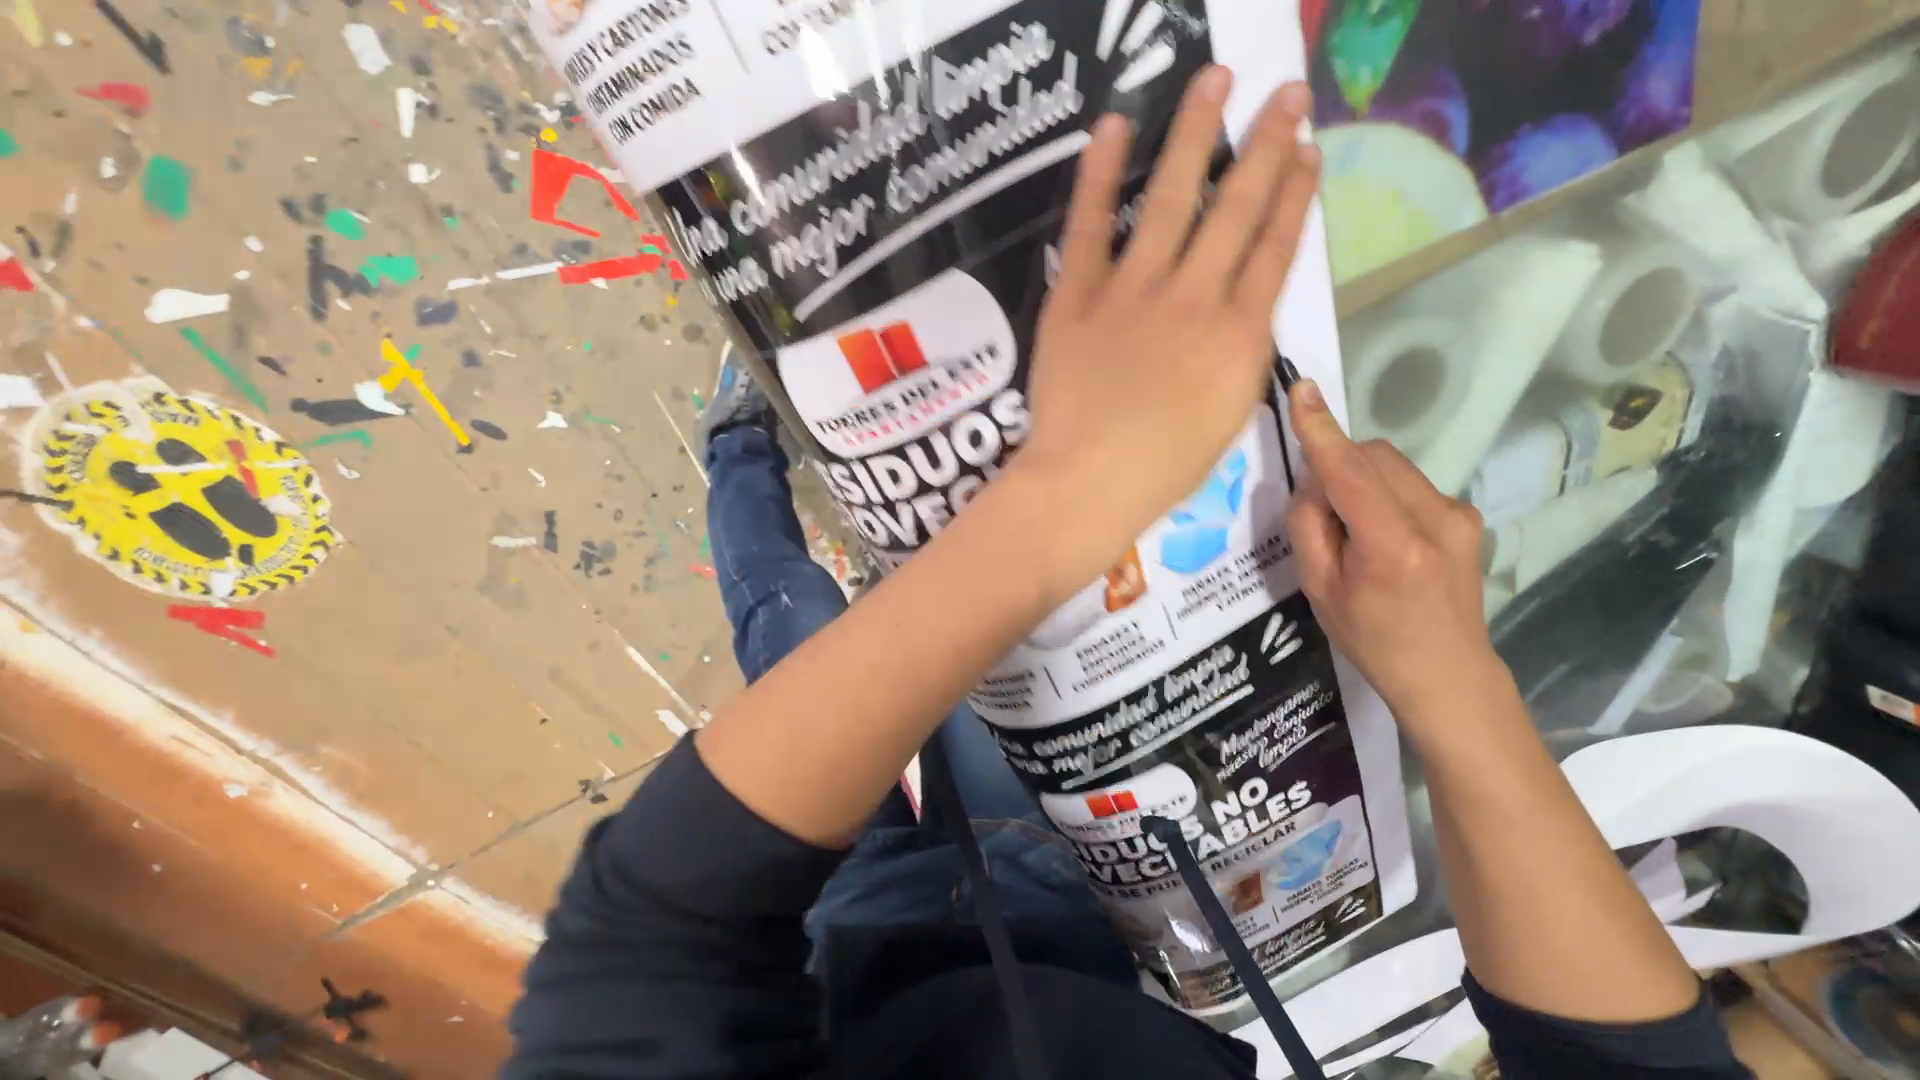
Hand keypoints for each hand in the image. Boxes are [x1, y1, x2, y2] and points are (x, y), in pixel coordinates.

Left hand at [1014, 67, 1320, 588]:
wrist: (1086, 484)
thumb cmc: (1163, 470)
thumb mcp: (1228, 417)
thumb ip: (1239, 355)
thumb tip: (1242, 311)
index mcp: (1241, 336)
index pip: (1277, 248)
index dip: (1295, 194)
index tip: (1307, 151)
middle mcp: (1195, 298)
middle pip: (1238, 209)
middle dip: (1266, 145)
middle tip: (1285, 93)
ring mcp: (1134, 291)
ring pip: (1172, 198)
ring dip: (1196, 133)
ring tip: (1216, 77)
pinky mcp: (1078, 295)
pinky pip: (1089, 225)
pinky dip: (1098, 174)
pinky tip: (1113, 126)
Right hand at [1285, 383, 1507, 731]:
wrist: (1447, 672)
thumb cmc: (1372, 639)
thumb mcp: (1319, 589)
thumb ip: (1310, 527)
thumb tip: (1314, 481)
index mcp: (1392, 546)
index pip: (1349, 473)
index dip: (1321, 431)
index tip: (1302, 390)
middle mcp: (1435, 519)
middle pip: (1374, 456)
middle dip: (1339, 465)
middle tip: (1322, 513)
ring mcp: (1458, 514)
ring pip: (1392, 465)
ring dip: (1361, 479)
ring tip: (1354, 532)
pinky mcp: (1467, 516)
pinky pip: (1409, 483)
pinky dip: (1383, 494)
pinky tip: (1383, 537)